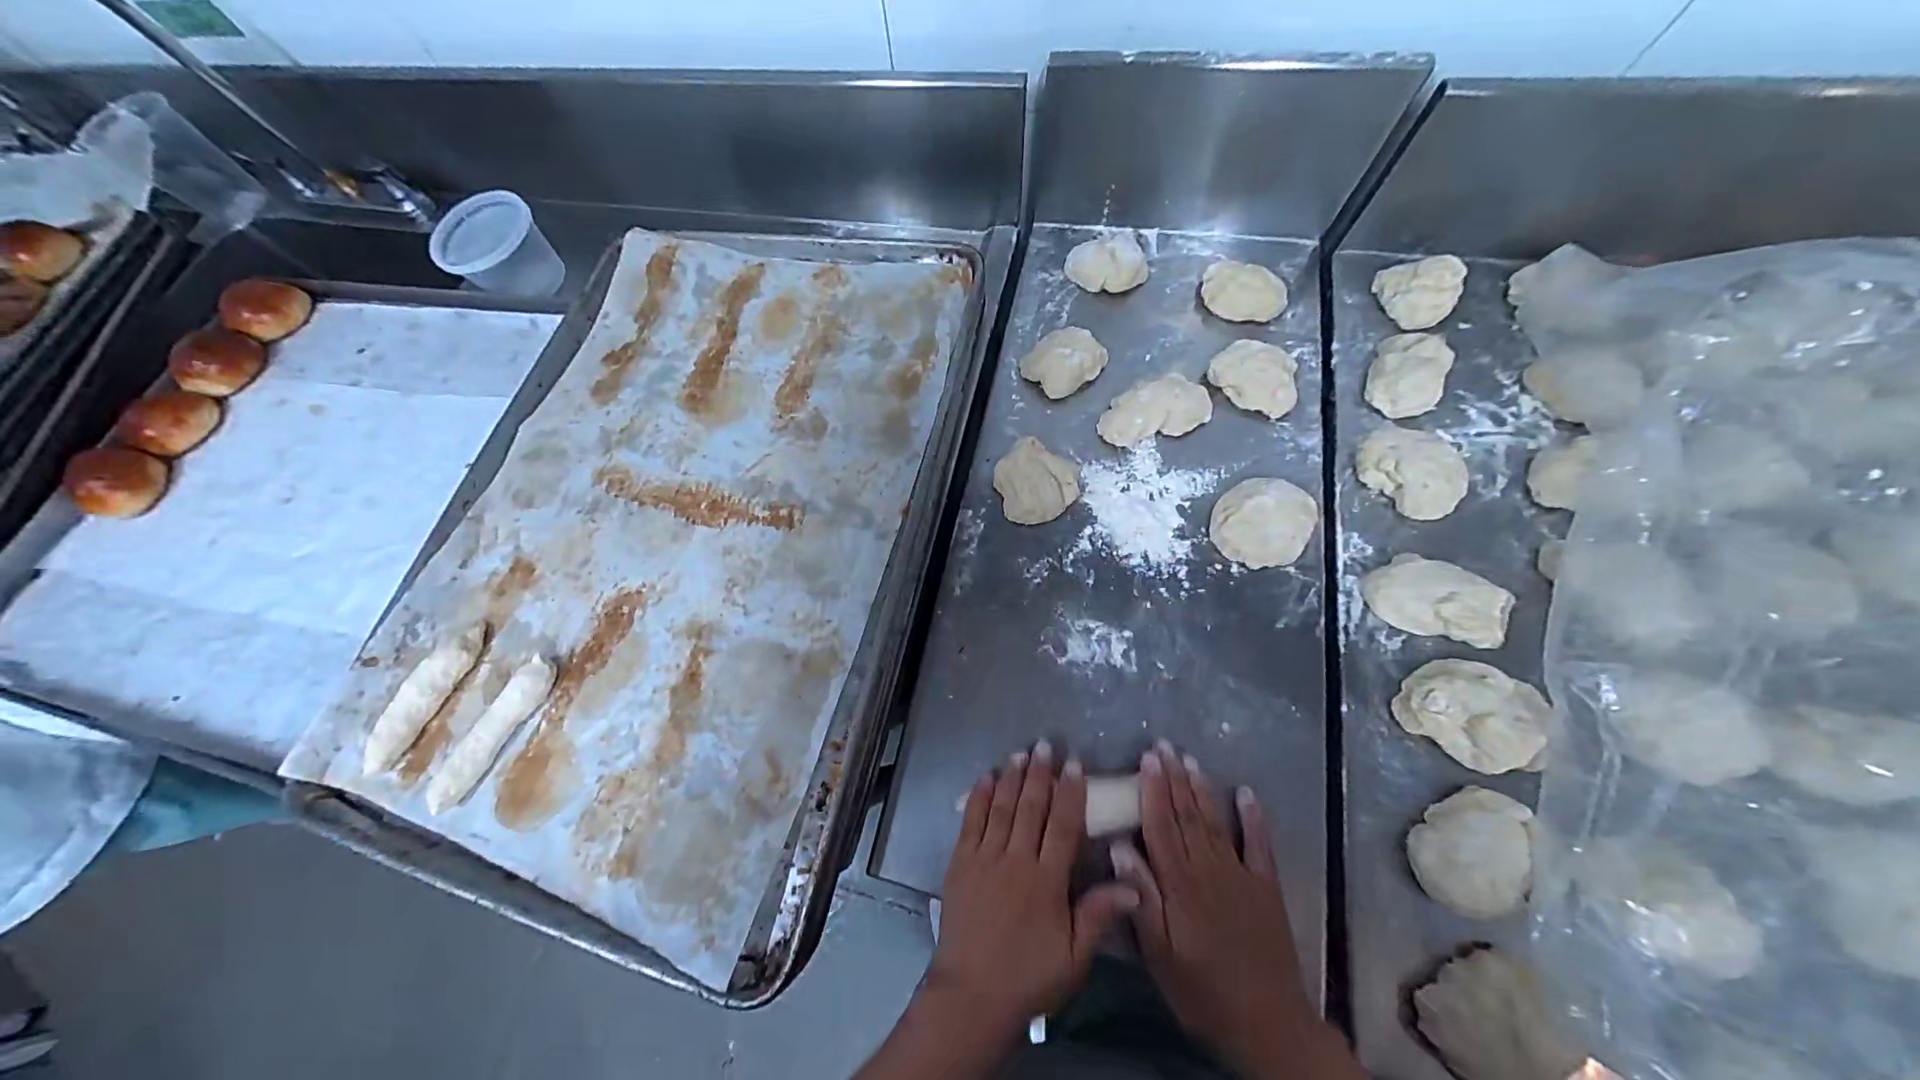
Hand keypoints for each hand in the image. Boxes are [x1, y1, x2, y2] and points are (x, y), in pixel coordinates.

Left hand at [926, 741, 1138, 1035]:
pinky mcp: (960, 865)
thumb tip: (1133, 884)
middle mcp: (1016, 861)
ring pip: (1001, 809)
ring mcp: (984, 859)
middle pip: (1031, 808)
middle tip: (1047, 745)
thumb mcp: (1074, 957)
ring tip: (1021, 753)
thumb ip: (1099, 915)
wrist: (971, 996)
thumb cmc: (1029, 977)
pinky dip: (979, 798)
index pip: (1063, 826)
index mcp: (1047, 881)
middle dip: (1040, 774)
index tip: (1075, 766)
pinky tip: (986, 778)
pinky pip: (971, 823)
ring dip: (1012, 778)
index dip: (1070, 793)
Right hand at [1112, 742, 1363, 1079]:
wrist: (1267, 1023)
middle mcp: (1208, 869)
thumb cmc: (1200, 991)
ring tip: (1189, 759)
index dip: (1152, 790)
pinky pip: (1258, 844)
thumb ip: (1140, 897)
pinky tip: (1246, 792)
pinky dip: (1253, 817)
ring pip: (1214, 821)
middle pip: (1187, 814)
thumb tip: (1118, 846)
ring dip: (1201, 788)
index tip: (1146, 758)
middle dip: (1173, 777)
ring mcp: (1240, 875)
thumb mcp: (1158, 953)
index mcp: (1178, 883)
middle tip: (1163, 745)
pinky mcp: (1266, 888)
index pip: (1160, 825)